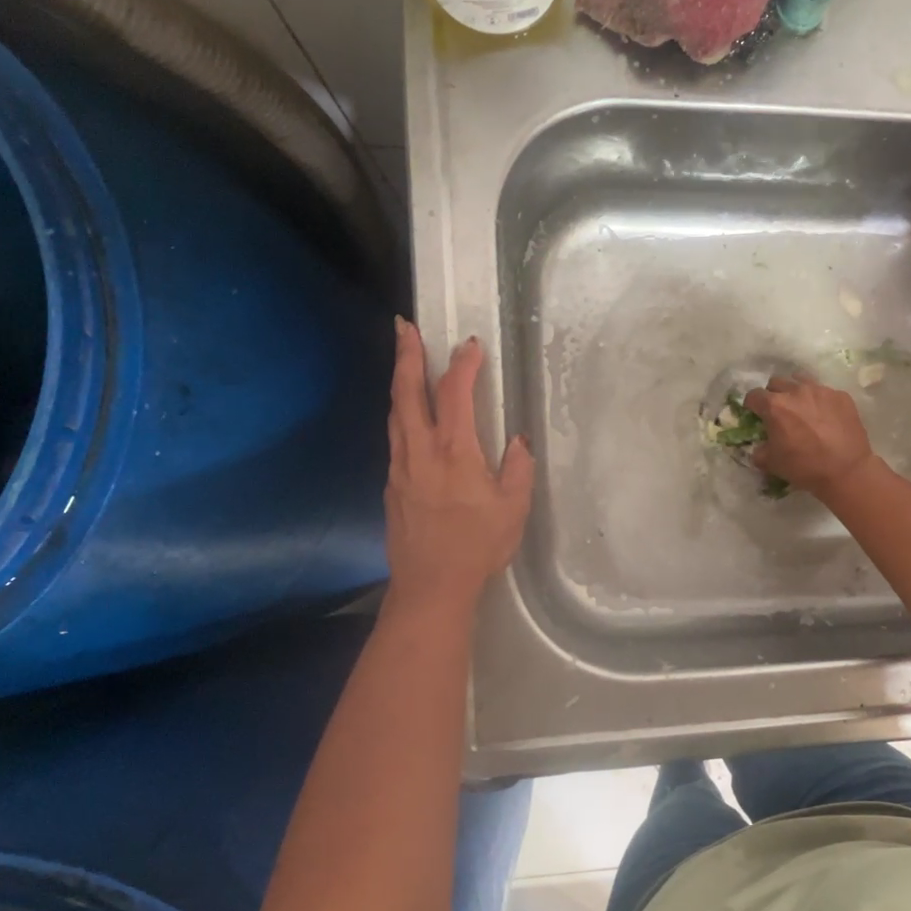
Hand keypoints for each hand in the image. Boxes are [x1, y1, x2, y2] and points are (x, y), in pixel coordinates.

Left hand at [384, 319, 533, 605]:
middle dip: (406, 354)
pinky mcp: (392, 484)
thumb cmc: (478, 546)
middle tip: (403, 326)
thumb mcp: (513, 508)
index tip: (470, 343)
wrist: (431, 584)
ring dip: (399, 381)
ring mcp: (401, 466)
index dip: (463, 364)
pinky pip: (395, 437)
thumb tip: (518, 442)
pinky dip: (400, 413)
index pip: (455, 394)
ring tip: (403, 360)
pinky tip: (407, 415)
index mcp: (455, 452)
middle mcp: (421, 450)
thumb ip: (518, 469)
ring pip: (395, 412)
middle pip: (406, 391)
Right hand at [743, 375, 878, 497]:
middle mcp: (796, 391)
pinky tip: (826, 417)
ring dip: (796, 391)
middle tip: (779, 411)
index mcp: (775, 406)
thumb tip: (759, 447)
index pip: (754, 396)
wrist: (846, 471)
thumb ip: (760, 451)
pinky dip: (820, 401)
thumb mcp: (772, 463)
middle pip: (777, 383)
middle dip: (773, 395)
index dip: (751, 405)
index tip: (755, 413)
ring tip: (802, 408)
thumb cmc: (804, 467)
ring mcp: (821, 390)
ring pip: (801, 380)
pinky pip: (825, 392)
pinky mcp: (841, 396)